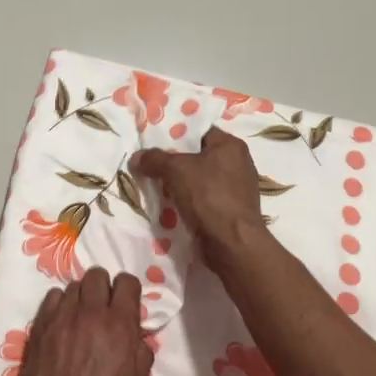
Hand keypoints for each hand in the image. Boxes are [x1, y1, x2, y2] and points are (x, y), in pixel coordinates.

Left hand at [1, 268, 152, 375]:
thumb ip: (141, 354)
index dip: (128, 290)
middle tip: (103, 308)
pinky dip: (61, 305)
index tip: (126, 302)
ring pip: (74, 285)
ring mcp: (62, 315)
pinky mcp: (41, 323)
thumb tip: (137, 337)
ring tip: (81, 317)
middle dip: (104, 288)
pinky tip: (63, 323)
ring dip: (82, 297)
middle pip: (97, 275)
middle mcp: (91, 312)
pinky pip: (53, 297)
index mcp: (120, 326)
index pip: (127, 282)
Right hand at [134, 128, 265, 272]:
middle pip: (199, 155)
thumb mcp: (175, 170)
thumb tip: (137, 157)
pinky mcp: (232, 211)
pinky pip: (206, 198)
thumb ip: (154, 159)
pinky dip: (191, 200)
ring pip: (201, 178)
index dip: (176, 133)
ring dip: (181, 183)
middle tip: (152, 163)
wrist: (232, 245)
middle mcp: (238, 163)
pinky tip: (173, 204)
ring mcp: (237, 189)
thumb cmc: (208, 196)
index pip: (199, 131)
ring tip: (157, 184)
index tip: (154, 140)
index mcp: (231, 145)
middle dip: (176, 160)